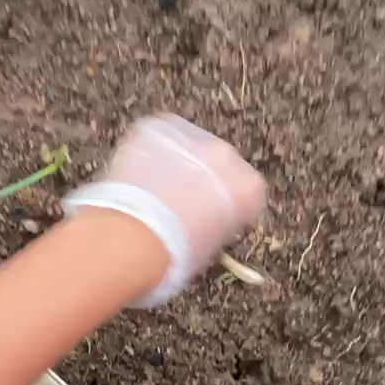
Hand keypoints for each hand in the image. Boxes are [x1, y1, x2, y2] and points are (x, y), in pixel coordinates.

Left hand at [62, 115, 265, 306]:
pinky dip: (151, 154)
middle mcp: (228, 157)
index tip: (215, 219)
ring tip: (155, 195)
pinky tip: (138, 180)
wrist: (136, 239)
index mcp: (249, 189)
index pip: (248, 194)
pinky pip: (159, 139)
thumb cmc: (174, 255)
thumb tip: (206, 223)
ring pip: (190, 149)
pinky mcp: (159, 128)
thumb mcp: (210, 248)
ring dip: (178, 165)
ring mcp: (193, 138)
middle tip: (181, 207)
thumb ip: (218, 225)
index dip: (229, 208)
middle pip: (221, 166)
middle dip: (205, 182)